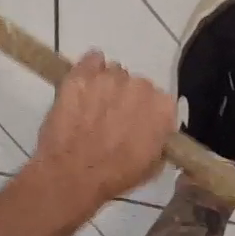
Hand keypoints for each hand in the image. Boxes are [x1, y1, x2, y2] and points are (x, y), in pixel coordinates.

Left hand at [24, 51, 174, 214]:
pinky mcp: (80, 76)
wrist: (72, 174)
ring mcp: (108, 78)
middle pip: (135, 85)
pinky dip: (89, 68)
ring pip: (112, 73)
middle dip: (124, 99)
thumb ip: (158, 138)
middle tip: (109, 120)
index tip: (133, 125)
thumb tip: (153, 130)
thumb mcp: (152, 164)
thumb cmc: (115, 175)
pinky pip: (91, 60)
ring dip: (105, 86)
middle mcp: (139, 86)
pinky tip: (83, 84)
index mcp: (162, 108)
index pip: (158, 101)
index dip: (144, 113)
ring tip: (91, 108)